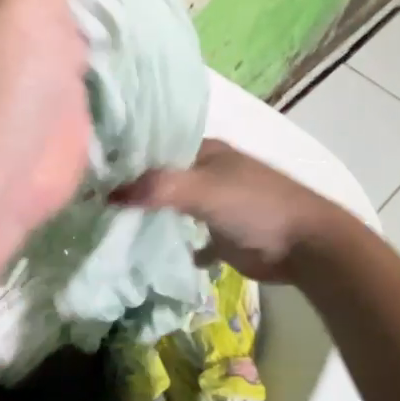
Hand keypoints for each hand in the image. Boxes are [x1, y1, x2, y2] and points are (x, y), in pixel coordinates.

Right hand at [112, 139, 344, 281]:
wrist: (307, 246)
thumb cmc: (255, 205)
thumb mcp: (202, 189)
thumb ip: (157, 188)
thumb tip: (107, 194)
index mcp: (206, 152)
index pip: (157, 147)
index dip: (127, 156)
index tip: (92, 168)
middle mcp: (209, 174)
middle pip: (163, 177)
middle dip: (135, 187)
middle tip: (92, 200)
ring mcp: (218, 205)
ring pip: (175, 207)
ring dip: (152, 215)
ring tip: (112, 225)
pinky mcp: (226, 237)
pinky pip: (194, 239)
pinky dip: (177, 245)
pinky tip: (153, 253)